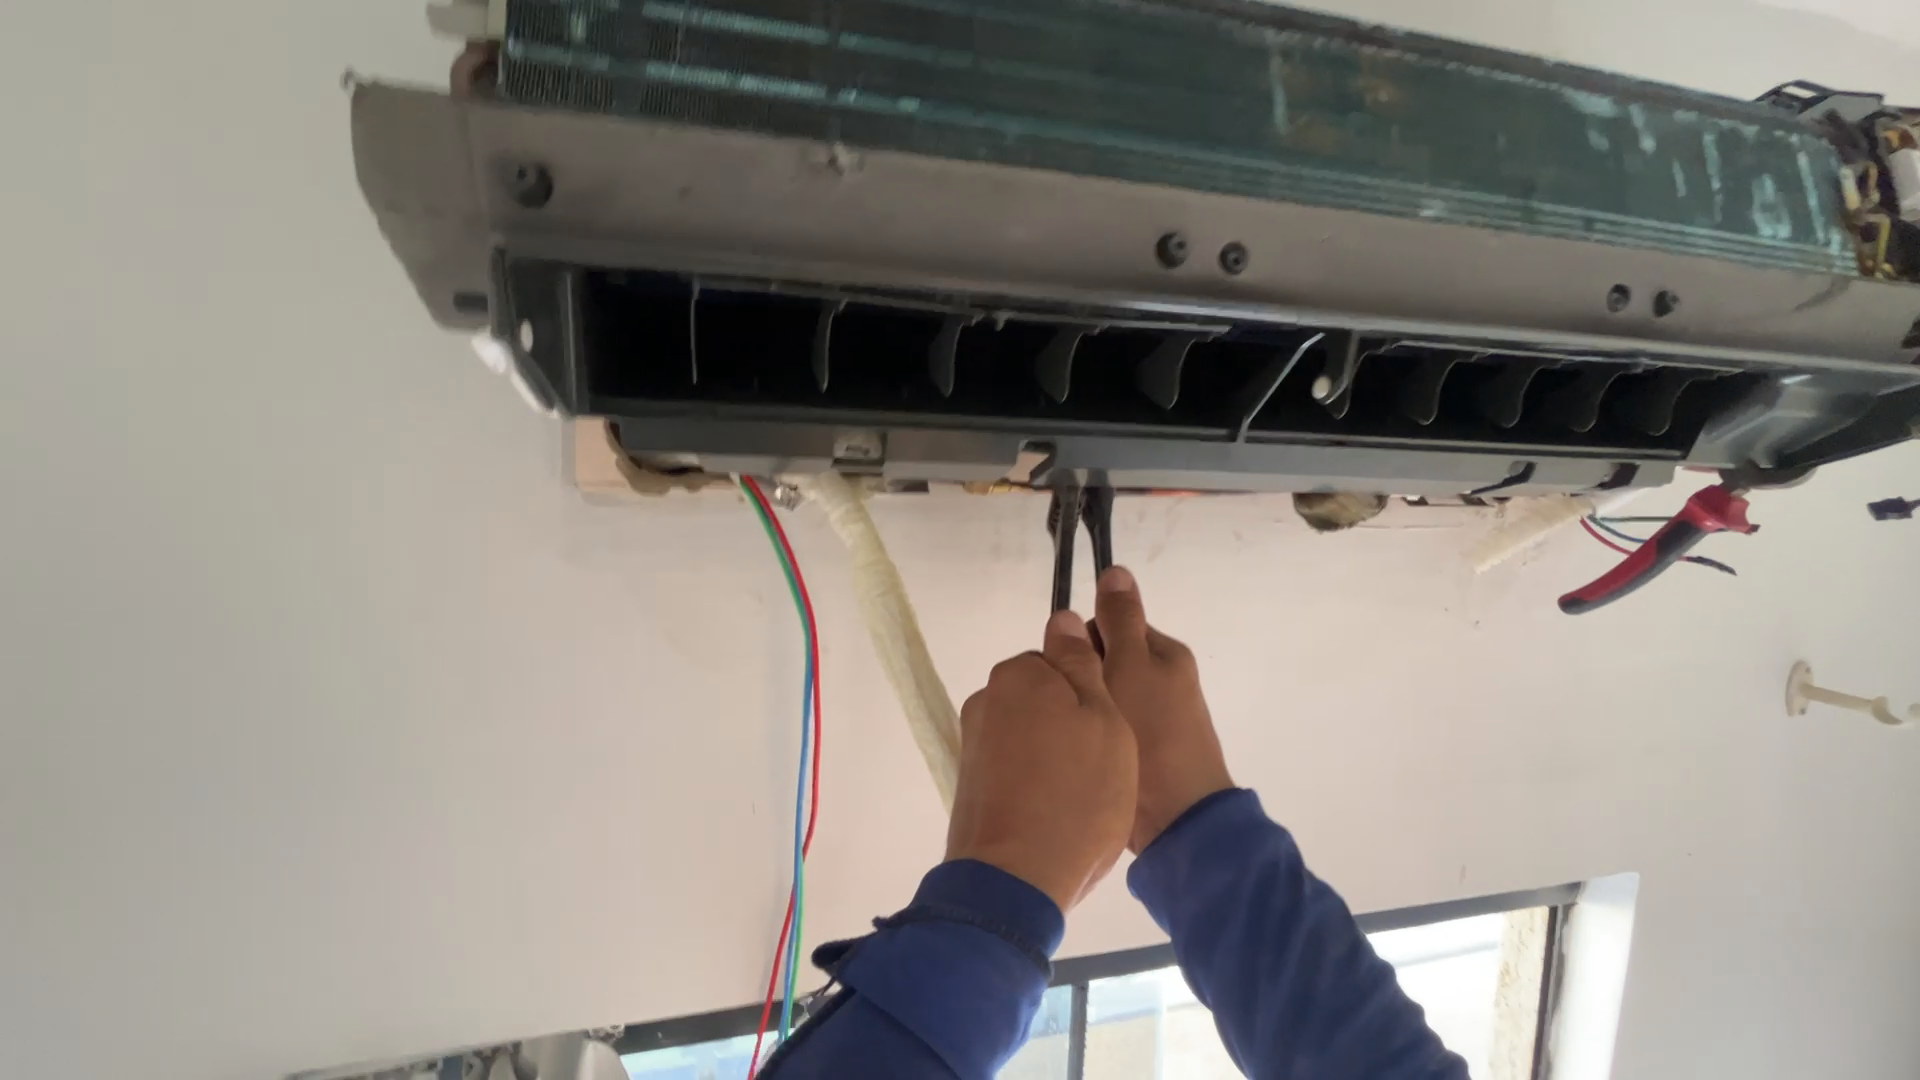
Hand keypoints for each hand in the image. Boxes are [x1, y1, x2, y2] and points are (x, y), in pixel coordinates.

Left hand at [945, 611, 1138, 912]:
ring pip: (1032, 731)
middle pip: (1045, 695)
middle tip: (1100, 764)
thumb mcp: (1103, 720)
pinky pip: (1014, 764)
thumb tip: (1062, 617)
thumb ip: (1081, 664)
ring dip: (1054, 753)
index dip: (1094, 691)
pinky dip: (1034, 779)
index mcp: (1019, 674)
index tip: (1110, 728)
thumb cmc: (1077, 794)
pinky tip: (1053, 810)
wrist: (1015, 880)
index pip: (1065, 659)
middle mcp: (987, 698)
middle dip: (1072, 720)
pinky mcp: (970, 780)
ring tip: (1079, 795)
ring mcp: (974, 741)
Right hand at [1093, 567, 1233, 854]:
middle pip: (1103, 658)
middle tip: (1067, 703)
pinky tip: (1080, 748)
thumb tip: (1117, 569)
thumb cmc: (1154, 732)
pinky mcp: (1146, 749)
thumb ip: (1121, 620)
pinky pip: (1109, 723)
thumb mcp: (1131, 666)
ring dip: (1086, 704)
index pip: (1106, 625)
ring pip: (1103, 693)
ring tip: (1069, 729)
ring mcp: (1156, 716)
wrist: (1179, 818)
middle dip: (1082, 674)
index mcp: (1163, 653)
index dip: (1081, 642)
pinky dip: (1094, 730)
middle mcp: (1163, 679)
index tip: (1070, 670)